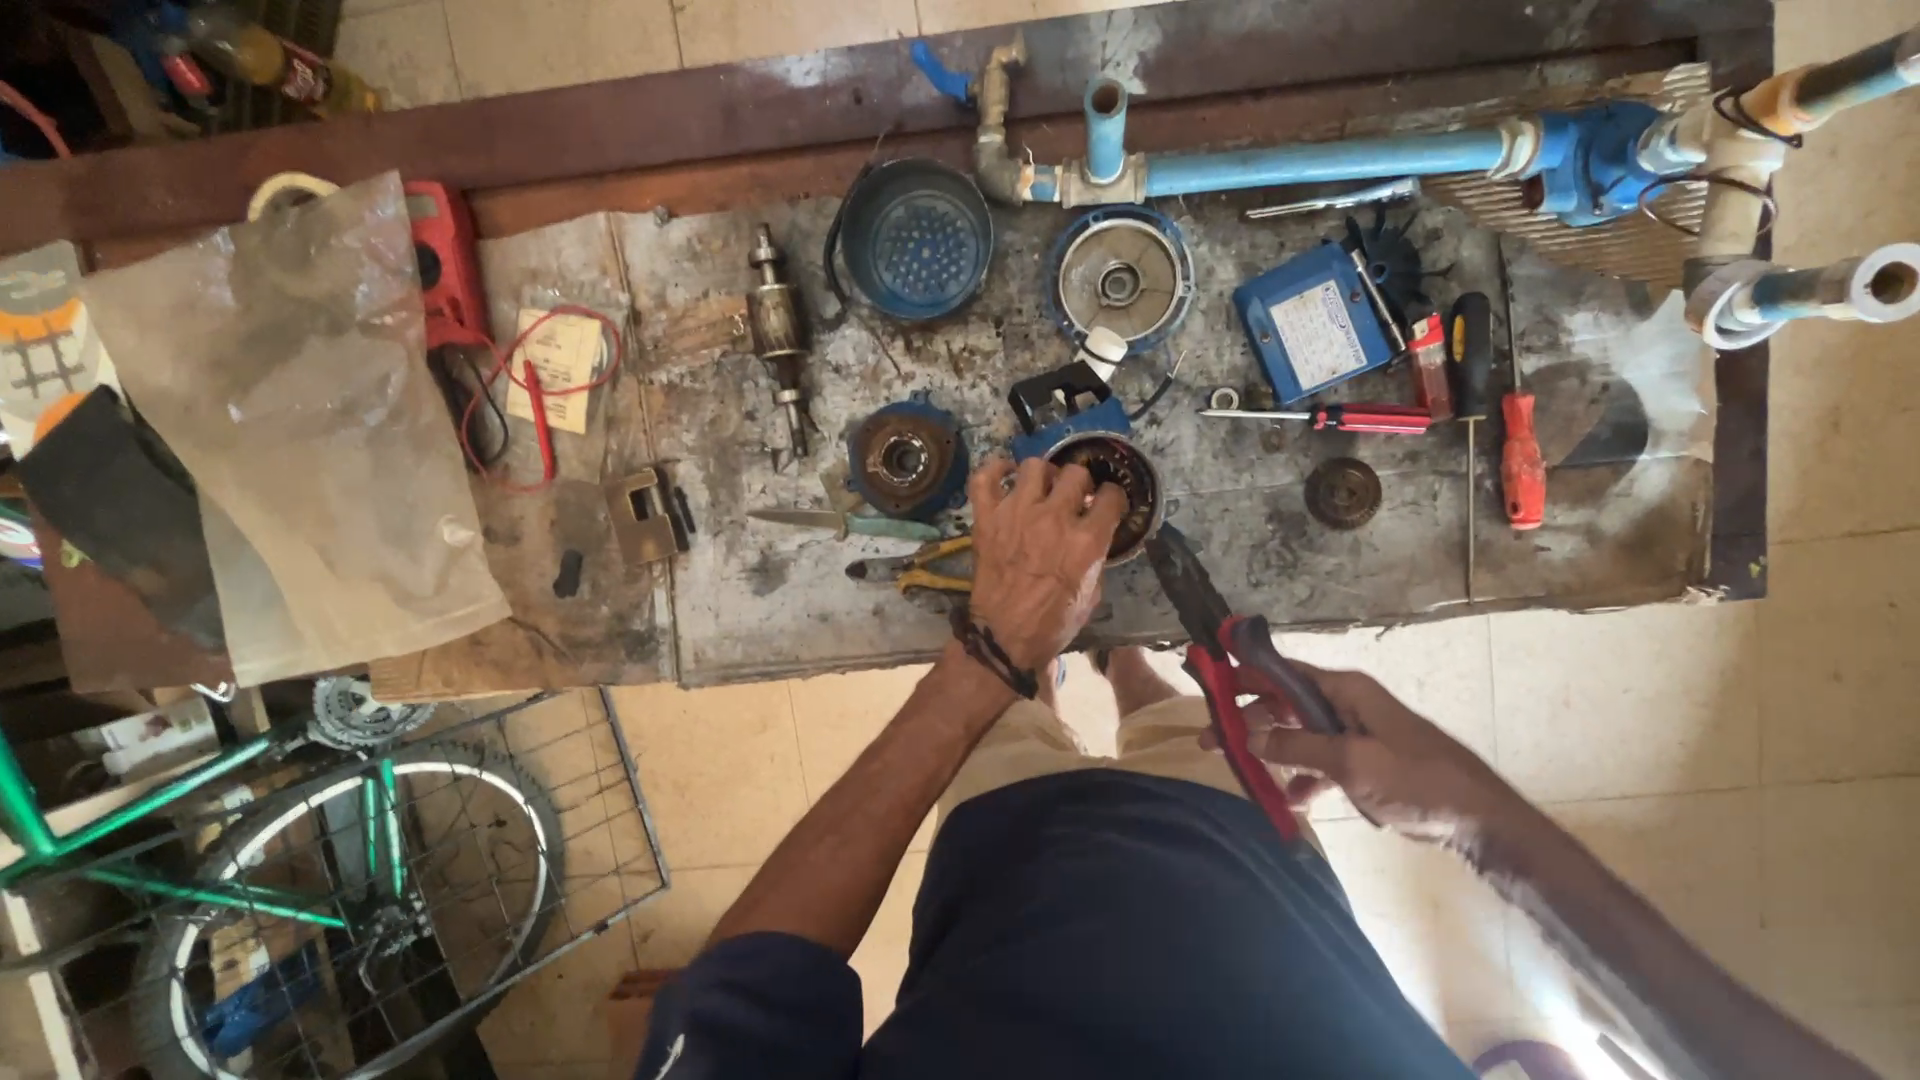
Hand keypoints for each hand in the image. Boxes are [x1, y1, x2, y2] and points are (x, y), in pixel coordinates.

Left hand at [965, 457, 1126, 670]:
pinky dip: (995, 470)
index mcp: (1086, 540)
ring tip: (1042, 488)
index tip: (1106, 503)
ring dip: (1044, 475)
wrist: (1004, 637)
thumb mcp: (1092, 594)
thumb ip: (1095, 558)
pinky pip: (985, 477)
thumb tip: (1094, 539)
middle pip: (1075, 474)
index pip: (1110, 496)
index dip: (1112, 498)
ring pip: (1034, 466)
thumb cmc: (1053, 623)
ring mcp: (1016, 513)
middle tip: (1073, 498)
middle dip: (1080, 483)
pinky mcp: (986, 518)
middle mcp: (1054, 518)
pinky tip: (1005, 475)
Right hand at [1236, 663, 1529, 848]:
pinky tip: (1294, 801)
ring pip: (1299, 736)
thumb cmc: (1417, 781)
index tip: (1210, 685)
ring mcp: (1356, 734)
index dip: (1245, 675)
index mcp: (1345, 690)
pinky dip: (1305, 778)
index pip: (1283, 672)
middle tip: (1211, 740)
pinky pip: (1322, 763)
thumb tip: (1249, 736)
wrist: (1482, 821)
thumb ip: (1296, 748)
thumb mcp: (1350, 764)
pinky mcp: (1366, 763)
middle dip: (1248, 722)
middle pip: (1284, 705)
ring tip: (1243, 773)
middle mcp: (1347, 704)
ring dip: (1273, 754)